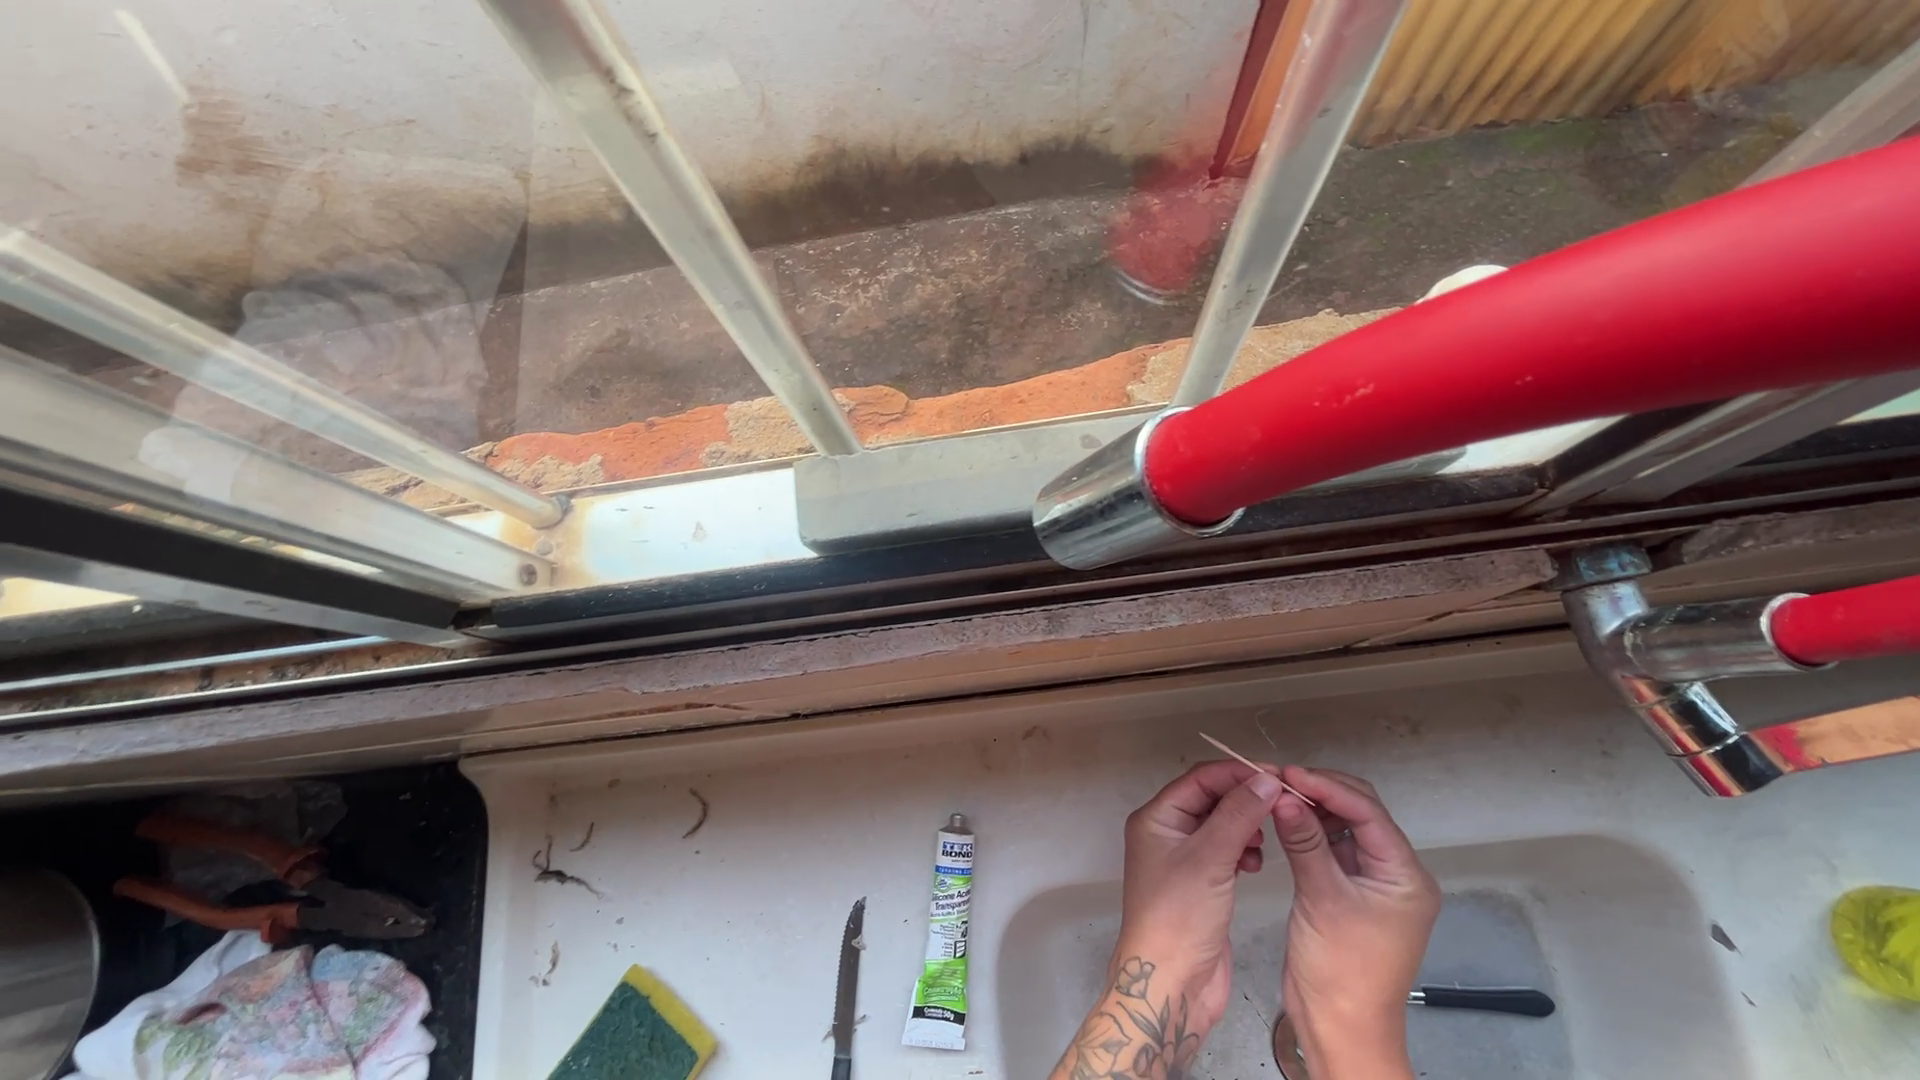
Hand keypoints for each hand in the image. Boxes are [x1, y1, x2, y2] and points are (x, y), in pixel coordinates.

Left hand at [1117, 760, 1286, 1033]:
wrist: (1172, 982)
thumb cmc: (1180, 915)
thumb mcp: (1210, 858)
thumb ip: (1239, 815)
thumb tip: (1266, 779)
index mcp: (1156, 818)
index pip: (1200, 779)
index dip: (1237, 772)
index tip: (1277, 774)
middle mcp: (1166, 833)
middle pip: (1211, 799)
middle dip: (1245, 799)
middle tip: (1283, 803)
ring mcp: (1183, 859)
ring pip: (1221, 825)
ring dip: (1245, 826)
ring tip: (1264, 839)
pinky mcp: (1201, 883)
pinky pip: (1225, 851)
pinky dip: (1243, 850)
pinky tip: (1256, 863)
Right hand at [1273, 767, 1439, 1079]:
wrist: (1340, 1027)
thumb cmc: (1340, 967)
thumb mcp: (1321, 898)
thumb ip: (1303, 841)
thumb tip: (1280, 793)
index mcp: (1404, 874)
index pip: (1367, 812)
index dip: (1326, 786)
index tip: (1285, 772)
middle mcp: (1393, 872)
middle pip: (1360, 812)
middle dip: (1320, 791)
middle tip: (1276, 779)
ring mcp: (1371, 881)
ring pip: (1344, 826)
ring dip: (1311, 807)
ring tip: (1274, 794)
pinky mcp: (1348, 890)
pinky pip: (1331, 846)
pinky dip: (1308, 829)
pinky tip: (1282, 820)